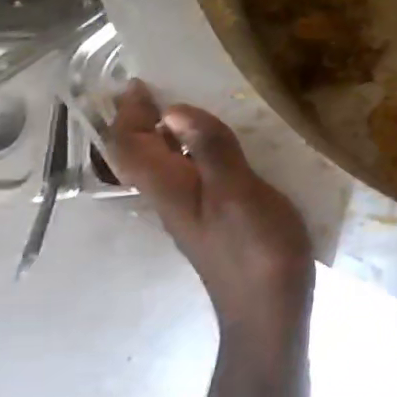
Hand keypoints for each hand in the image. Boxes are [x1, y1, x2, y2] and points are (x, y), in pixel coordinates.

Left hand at [104, 81, 313, 351]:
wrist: (268, 313)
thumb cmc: (255, 250)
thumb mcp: (237, 193)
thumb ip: (209, 150)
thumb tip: (175, 111)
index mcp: (170, 190)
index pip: (129, 146)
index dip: (128, 114)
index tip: (139, 83)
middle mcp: (172, 201)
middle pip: (140, 158)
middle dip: (140, 123)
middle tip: (158, 91)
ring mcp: (194, 217)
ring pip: (164, 170)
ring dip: (166, 138)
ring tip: (189, 112)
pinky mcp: (216, 226)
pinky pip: (190, 181)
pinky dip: (192, 156)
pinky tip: (220, 153)